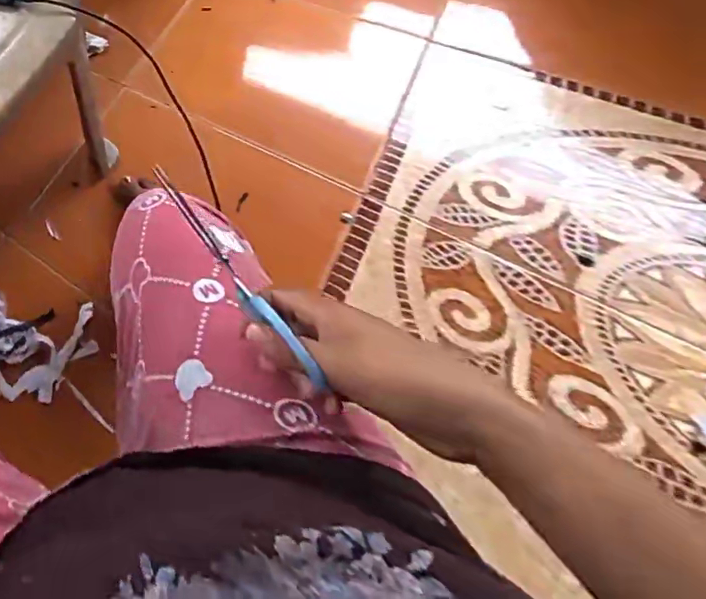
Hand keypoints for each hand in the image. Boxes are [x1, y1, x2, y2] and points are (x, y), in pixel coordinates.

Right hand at [245, 289, 526, 463]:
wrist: (461, 409)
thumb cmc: (392, 376)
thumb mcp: (333, 363)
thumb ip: (290, 349)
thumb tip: (248, 328)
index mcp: (326, 311)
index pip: (279, 296)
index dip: (258, 311)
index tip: (244, 340)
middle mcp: (336, 325)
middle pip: (292, 326)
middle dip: (279, 349)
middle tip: (275, 376)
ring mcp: (354, 350)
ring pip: (311, 354)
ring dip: (302, 374)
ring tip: (309, 397)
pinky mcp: (368, 376)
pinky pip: (332, 375)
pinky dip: (324, 388)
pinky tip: (331, 408)